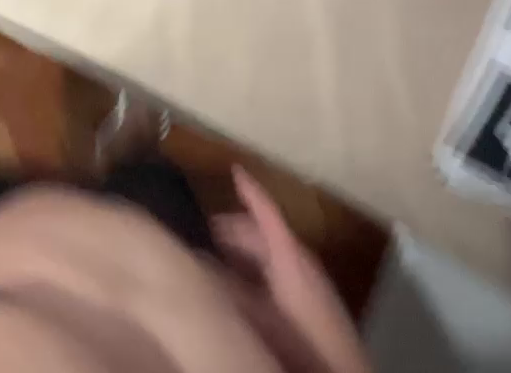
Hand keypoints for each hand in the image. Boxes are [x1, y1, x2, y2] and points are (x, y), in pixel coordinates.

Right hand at [212, 166, 371, 372]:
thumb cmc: (301, 342)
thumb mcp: (258, 315)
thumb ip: (227, 286)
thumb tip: (199, 260)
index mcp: (288, 255)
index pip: (267, 211)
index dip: (250, 190)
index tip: (233, 168)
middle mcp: (300, 259)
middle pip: (264, 230)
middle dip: (233, 227)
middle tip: (200, 232)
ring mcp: (308, 277)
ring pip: (269, 250)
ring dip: (242, 248)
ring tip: (212, 256)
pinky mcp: (311, 296)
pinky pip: (276, 266)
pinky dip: (254, 265)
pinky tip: (237, 282)